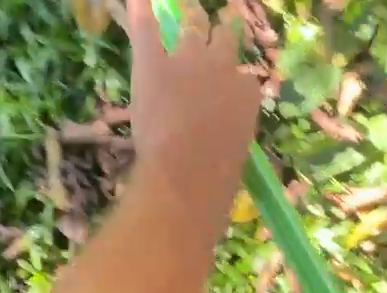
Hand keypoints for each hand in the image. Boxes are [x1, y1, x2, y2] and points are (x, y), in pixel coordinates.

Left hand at [124, 0, 261, 208]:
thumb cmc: (216, 181)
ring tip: (190, 12)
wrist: (187, 175)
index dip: (233, 87)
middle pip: (225, 39)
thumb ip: (230, 140)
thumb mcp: (235, 160)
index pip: (244, 82)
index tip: (226, 95)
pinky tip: (140, 1)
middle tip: (219, 30)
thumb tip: (224, 148)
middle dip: (222, 35)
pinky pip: (146, 27)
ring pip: (193, 26)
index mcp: (246, 96)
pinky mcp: (153, 62)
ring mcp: (187, 60)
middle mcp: (222, 67)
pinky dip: (141, 12)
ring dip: (192, 20)